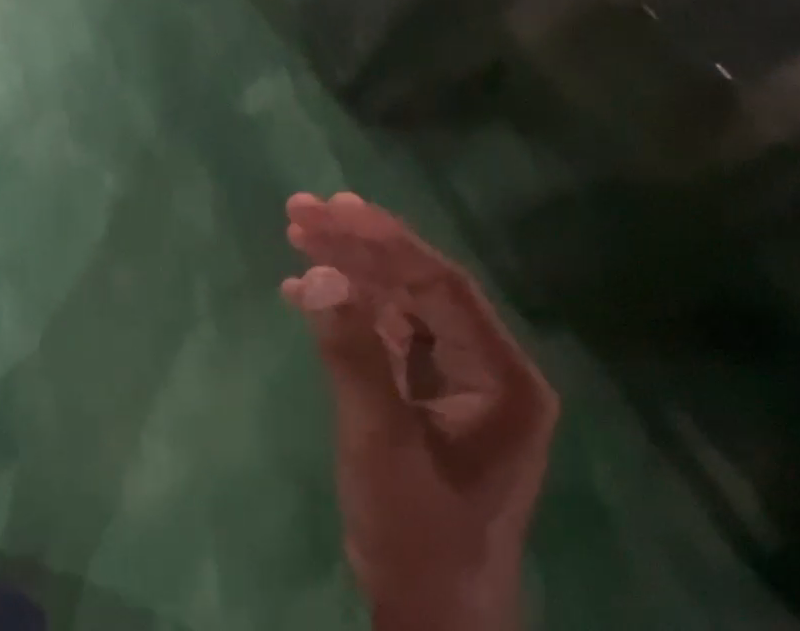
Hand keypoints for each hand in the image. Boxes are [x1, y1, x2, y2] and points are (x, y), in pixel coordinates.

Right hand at [283, 193, 557, 630]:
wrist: (429, 604)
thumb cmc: (417, 528)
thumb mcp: (380, 440)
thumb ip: (352, 355)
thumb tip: (320, 275)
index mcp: (502, 378)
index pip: (441, 287)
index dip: (383, 242)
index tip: (328, 209)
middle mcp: (487, 371)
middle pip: (421, 288)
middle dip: (360, 247)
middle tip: (300, 210)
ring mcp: (457, 386)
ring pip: (401, 308)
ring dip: (350, 273)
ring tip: (297, 235)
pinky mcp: (425, 401)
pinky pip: (387, 339)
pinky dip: (346, 313)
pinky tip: (304, 294)